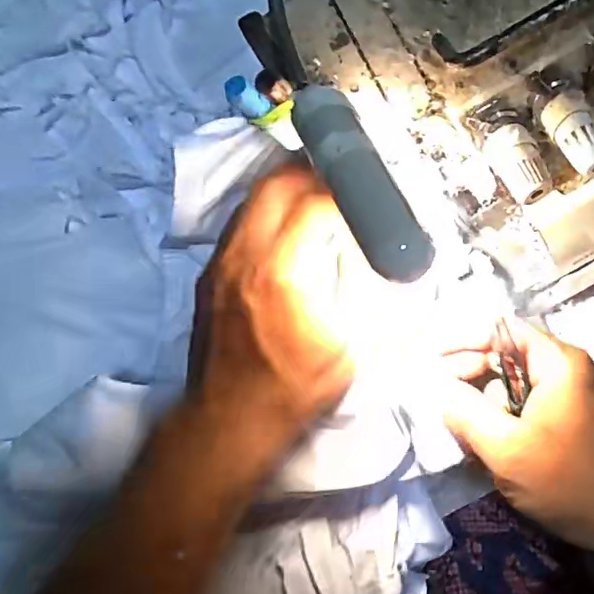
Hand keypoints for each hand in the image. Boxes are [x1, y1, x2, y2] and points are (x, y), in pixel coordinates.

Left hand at [186, 164, 357, 445]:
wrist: (230, 420)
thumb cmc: (294, 390)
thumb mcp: (351, 351)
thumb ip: (367, 301)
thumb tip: (385, 266)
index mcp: (282, 275)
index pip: (316, 203)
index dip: (349, 193)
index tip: (371, 199)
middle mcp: (244, 258)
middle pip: (277, 183)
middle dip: (315, 173)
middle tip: (345, 183)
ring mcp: (220, 263)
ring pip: (254, 198)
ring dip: (289, 189)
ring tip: (321, 198)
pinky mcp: (209, 274)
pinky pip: (242, 223)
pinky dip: (270, 214)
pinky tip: (291, 232)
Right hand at [437, 319, 593, 557]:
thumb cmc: (567, 482)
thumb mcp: (506, 449)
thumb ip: (467, 414)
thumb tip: (442, 391)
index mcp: (559, 362)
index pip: (504, 330)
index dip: (466, 343)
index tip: (438, 368)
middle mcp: (568, 367)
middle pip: (509, 355)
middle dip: (474, 376)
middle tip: (448, 404)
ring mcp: (572, 392)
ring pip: (515, 383)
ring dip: (487, 401)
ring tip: (463, 427)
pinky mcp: (571, 415)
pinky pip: (529, 403)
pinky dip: (504, 416)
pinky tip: (487, 441)